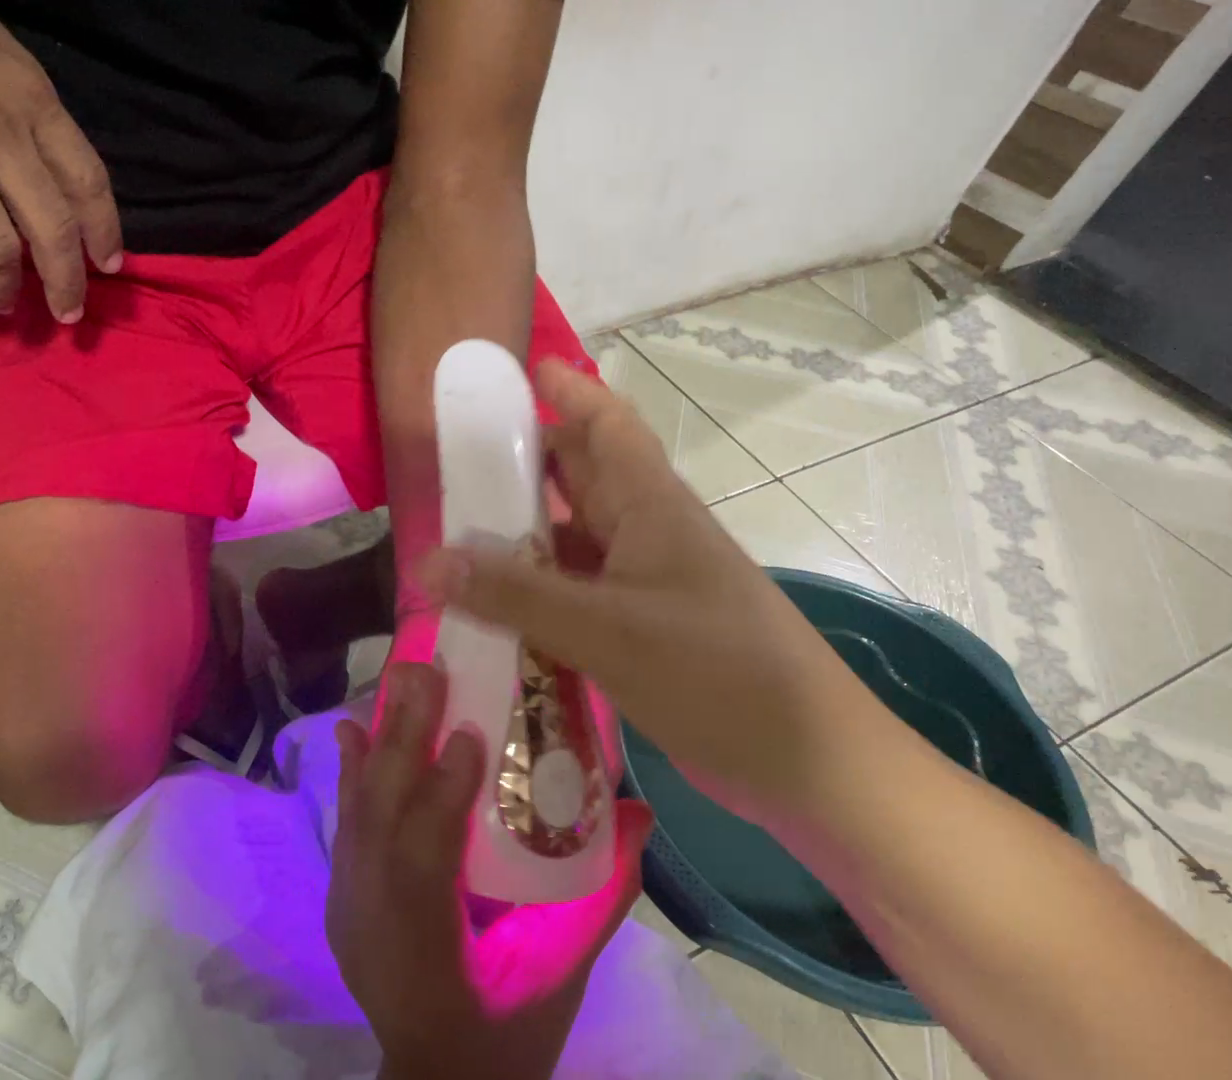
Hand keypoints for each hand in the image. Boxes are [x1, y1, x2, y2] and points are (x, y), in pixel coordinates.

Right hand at [0, 0, 121, 320]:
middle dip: (67, 285)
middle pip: (52, 231)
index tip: (108, 267)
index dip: (103, 233)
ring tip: (2, 304)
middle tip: (66, 315)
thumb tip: (41, 178)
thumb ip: (21, 111)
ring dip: (3, 288)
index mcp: (29, 97)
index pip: (88, 182)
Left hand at [328, 663, 653, 1079]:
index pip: (423, 858)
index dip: (442, 792)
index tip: (469, 731)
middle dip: (400, 741)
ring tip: (395, 681)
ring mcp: (347, 907)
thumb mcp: (562, 976)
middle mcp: (371, 919)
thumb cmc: (507, 1036)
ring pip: (357, 813)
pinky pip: (346, 826)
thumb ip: (599, 899)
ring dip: (376, 743)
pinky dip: (350, 774)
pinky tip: (350, 730)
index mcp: (426, 948)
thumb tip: (639, 812)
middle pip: (381, 817)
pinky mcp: (342, 897)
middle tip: (422, 672)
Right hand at [417, 362, 889, 827]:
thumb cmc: (717, 674)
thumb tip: (427, 561)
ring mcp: (644, 590)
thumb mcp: (609, 630)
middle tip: (456, 463)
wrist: (804, 764)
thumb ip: (516, 596)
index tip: (520, 369)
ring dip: (521, 539)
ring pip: (571, 545)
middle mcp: (646, 538)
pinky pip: (573, 599)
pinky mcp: (639, 636)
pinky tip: (491, 612)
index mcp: (651, 509)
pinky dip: (533, 598)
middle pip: (580, 482)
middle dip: (525, 465)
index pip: (607, 426)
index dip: (569, 391)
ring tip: (455, 537)